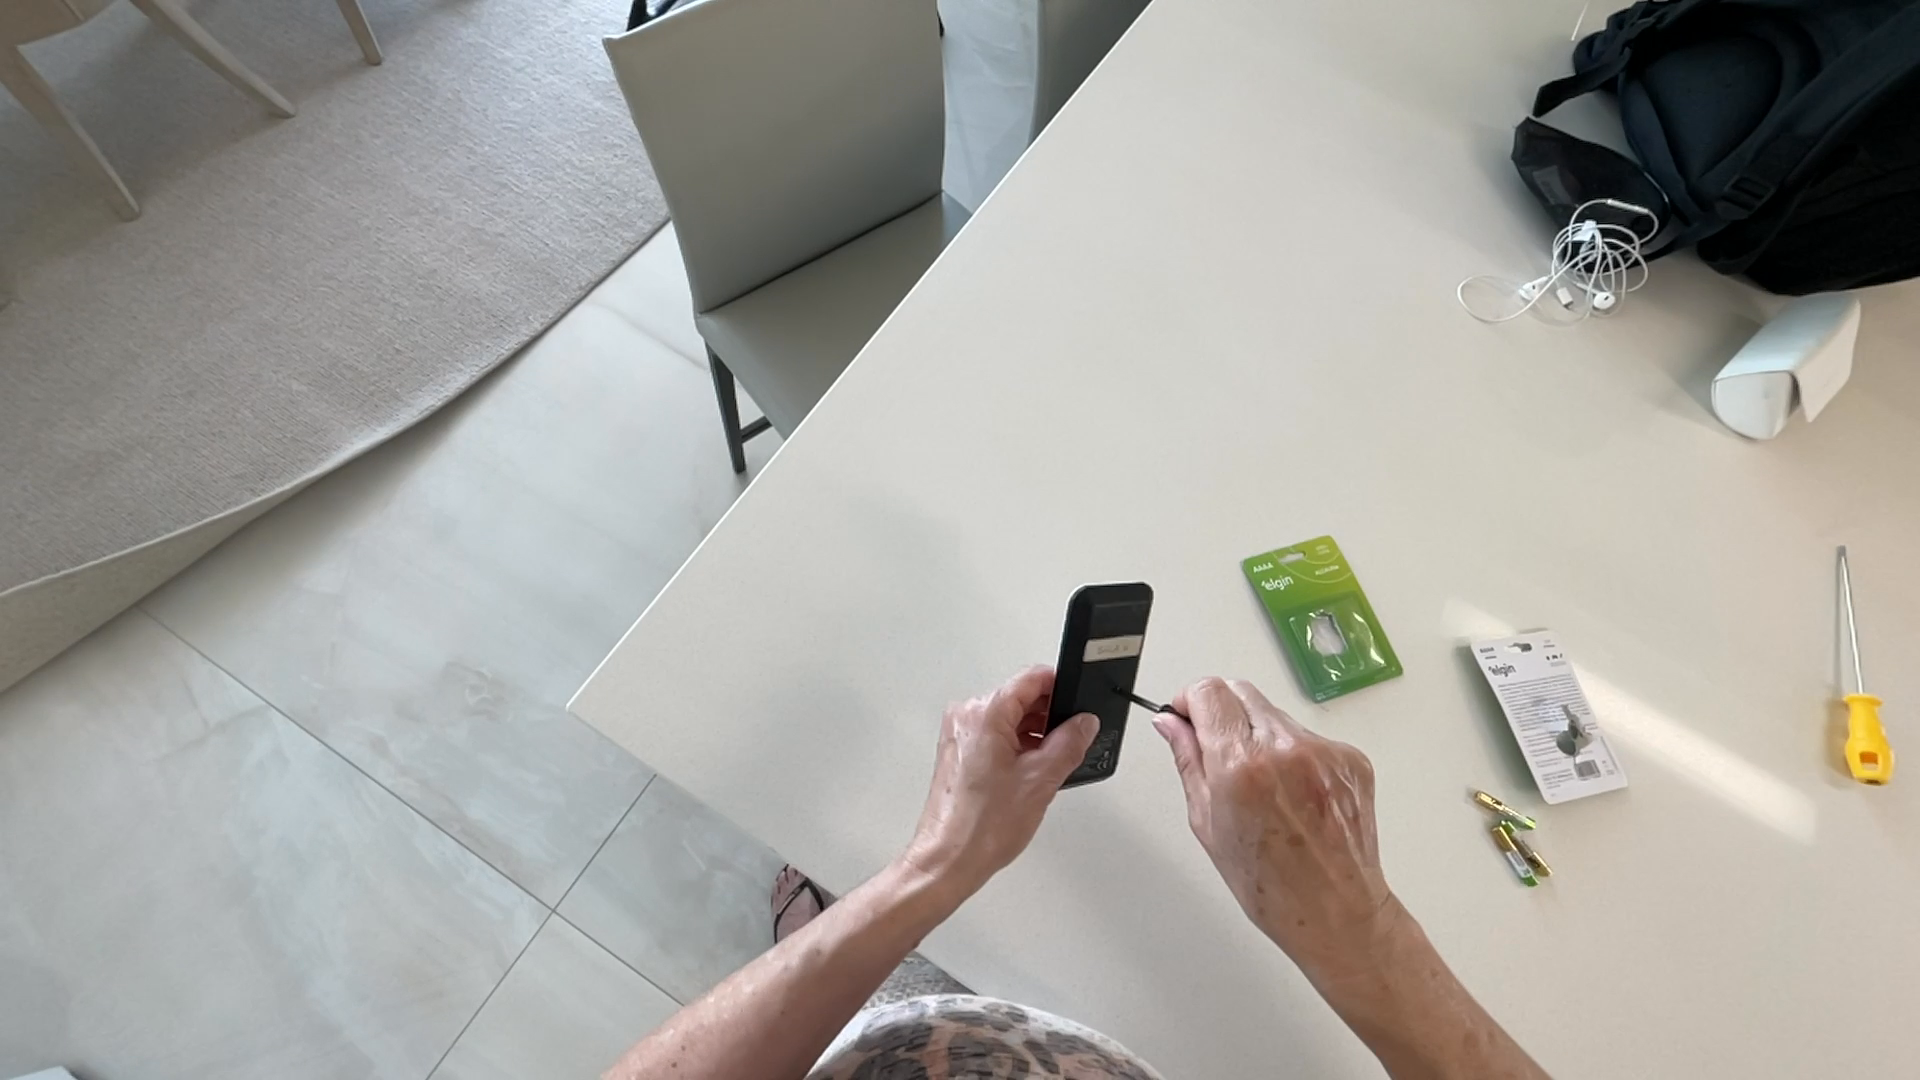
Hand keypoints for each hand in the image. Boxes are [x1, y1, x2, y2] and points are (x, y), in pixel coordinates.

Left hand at [899, 666, 1098, 898]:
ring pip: (1009, 716)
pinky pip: (995, 733)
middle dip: (1049, 716)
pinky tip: (1030, 770)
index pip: (1031, 678)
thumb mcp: (1041, 780)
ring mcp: (960, 732)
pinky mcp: (959, 749)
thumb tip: (1084, 723)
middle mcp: (967, 716)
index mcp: (984, 712)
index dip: (1061, 686)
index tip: (1079, 701)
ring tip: (1049, 763)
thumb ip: (1069, 743)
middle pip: (1020, 696)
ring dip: (1034, 733)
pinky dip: (1016, 745)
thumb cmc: (980, 827)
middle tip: (1071, 739)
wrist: (948, 859)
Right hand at [1152, 677, 1404, 985]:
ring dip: (1256, 730)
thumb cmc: (1269, 883)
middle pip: (1239, 689)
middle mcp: (1284, 749)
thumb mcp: (1206, 820)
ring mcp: (1322, 752)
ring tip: (1260, 779)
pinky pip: (1306, 734)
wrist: (1337, 914)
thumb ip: (1187, 759)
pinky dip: (1291, 750)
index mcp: (1241, 765)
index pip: (1207, 691)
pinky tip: (1290, 789)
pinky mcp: (1350, 758)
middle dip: (1220, 710)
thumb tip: (1170, 723)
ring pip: (1272, 711)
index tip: (1186, 716)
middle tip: (1217, 745)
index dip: (1189, 700)